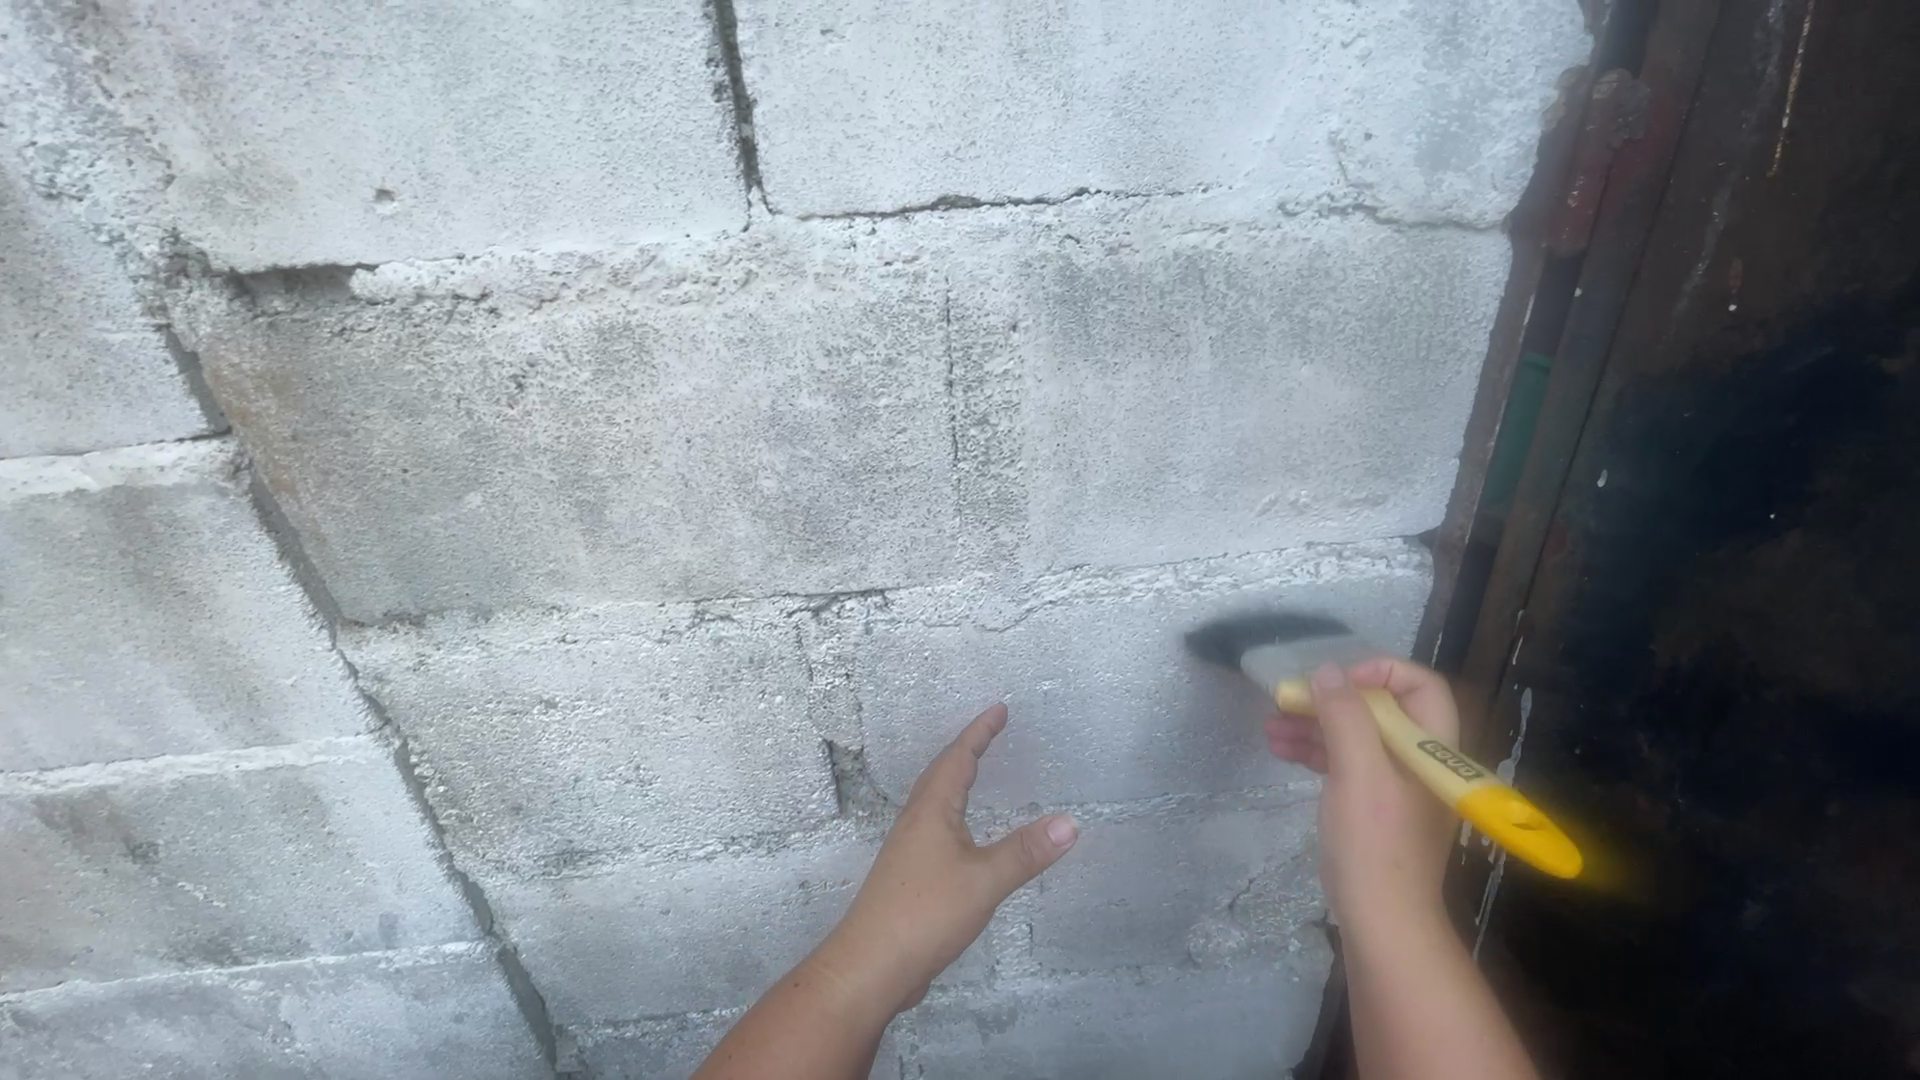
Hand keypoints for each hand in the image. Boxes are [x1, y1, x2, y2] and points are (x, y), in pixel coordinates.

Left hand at [811, 704, 1077, 1012]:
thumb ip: (1026, 852)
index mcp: (932, 810)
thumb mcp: (984, 881)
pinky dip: (951, 809)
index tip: (999, 709)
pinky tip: (959, 833)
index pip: (958, 758)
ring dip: (955, 777)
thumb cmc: (925, 913)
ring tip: (975, 770)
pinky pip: (933, 823)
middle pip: (941, 771)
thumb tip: (1070, 822)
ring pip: (933, 798)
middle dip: (967, 748)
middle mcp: (915, 820)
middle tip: (991, 731)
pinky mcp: (906, 874)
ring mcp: (907, 848)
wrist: (870, 965)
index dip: (980, 732)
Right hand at [1265, 658, 1459, 936]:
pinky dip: (1312, 750)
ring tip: (1271, 725)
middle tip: (1289, 698)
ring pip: (1354, 734)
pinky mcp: (1368, 803)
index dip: (1379, 672)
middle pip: (1378, 708)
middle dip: (1331, 699)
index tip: (1336, 682)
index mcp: (1431, 750)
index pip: (1420, 686)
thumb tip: (1327, 671)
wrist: (1379, 919)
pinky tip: (1280, 748)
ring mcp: (1392, 783)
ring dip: (1313, 724)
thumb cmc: (1375, 844)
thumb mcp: (1358, 773)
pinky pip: (1341, 761)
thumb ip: (1345, 717)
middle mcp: (1416, 760)